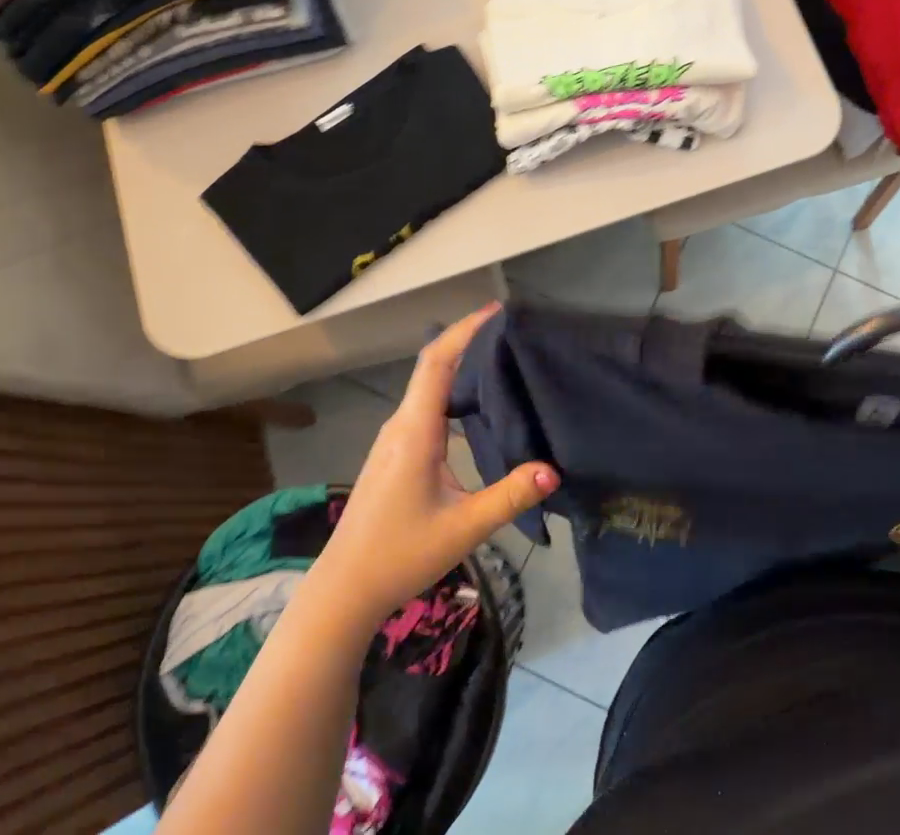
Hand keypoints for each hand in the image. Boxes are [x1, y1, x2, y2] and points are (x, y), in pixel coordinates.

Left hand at [320, 303, 557, 614]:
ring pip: (429, 390)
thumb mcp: (463, 528)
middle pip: (434, 368)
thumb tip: (553, 471)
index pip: (437, 363)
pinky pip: (427, 410)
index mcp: (414, 433)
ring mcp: (393, 441)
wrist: (345, 588)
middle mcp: (400, 427)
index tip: (496, 310)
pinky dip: (454, 395)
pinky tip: (480, 410)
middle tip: (515, 336)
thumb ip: (509, 497)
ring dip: (461, 370)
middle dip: (470, 343)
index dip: (465, 331)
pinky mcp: (395, 456)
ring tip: (505, 364)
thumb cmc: (400, 555)